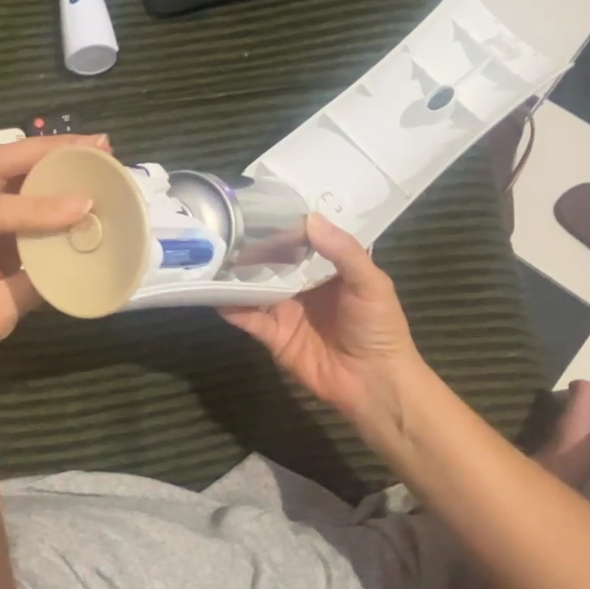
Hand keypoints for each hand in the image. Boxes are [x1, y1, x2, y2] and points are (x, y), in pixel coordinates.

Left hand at [0, 135, 108, 366]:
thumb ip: (32, 281)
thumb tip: (76, 248)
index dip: (36, 207)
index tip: (82, 205)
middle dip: (44, 151)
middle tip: (94, 147)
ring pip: (6, 163)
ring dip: (50, 151)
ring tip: (95, 147)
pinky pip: (16, 177)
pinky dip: (48, 166)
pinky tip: (78, 163)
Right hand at [220, 214, 425, 427]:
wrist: (374, 382)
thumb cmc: (379, 327)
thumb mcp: (371, 283)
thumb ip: (344, 251)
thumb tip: (310, 218)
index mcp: (328, 270)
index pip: (301, 242)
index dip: (283, 226)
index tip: (257, 206)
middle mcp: (303, 287)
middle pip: (272, 263)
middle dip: (251, 248)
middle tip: (223, 225)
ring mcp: (286, 312)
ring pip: (255, 288)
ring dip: (236, 275)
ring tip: (210, 254)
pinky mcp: (274, 336)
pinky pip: (249, 319)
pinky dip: (232, 307)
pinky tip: (214, 293)